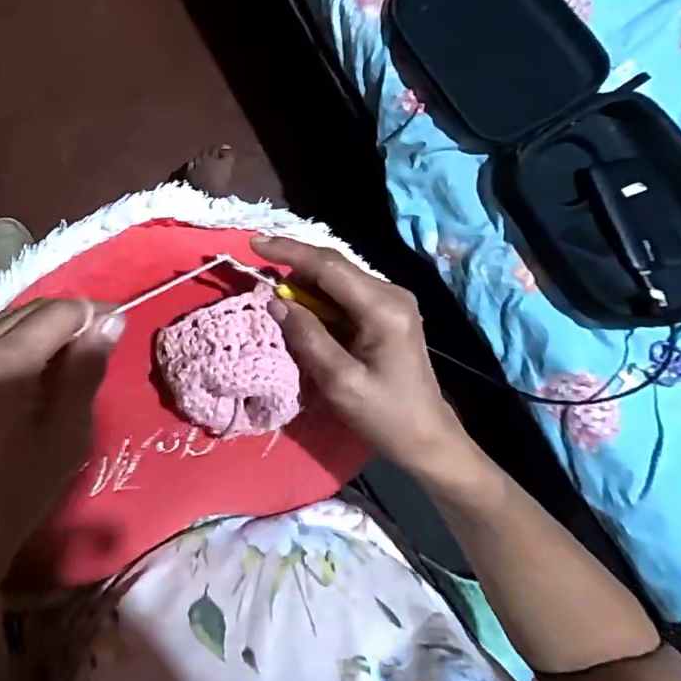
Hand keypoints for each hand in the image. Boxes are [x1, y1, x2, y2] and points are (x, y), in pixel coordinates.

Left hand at [0, 299, 123, 605]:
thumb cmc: (15, 495)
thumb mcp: (66, 435)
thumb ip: (86, 371)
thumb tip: (110, 321)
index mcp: (0, 365)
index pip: (55, 313)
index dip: (90, 312)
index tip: (115, 323)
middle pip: (24, 312)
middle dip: (63, 318)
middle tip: (92, 340)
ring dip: (32, 331)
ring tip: (58, 357)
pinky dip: (2, 346)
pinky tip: (17, 373)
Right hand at [252, 236, 481, 485]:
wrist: (426, 437)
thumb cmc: (384, 415)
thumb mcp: (339, 381)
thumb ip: (307, 337)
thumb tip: (275, 302)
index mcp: (383, 308)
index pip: (328, 266)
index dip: (288, 251)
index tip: (253, 243)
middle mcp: (391, 293)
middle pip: (333, 266)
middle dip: (293, 263)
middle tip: (256, 269)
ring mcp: (392, 301)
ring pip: (336, 278)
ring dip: (304, 282)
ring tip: (274, 296)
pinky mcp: (387, 312)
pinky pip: (344, 293)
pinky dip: (318, 297)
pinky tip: (301, 310)